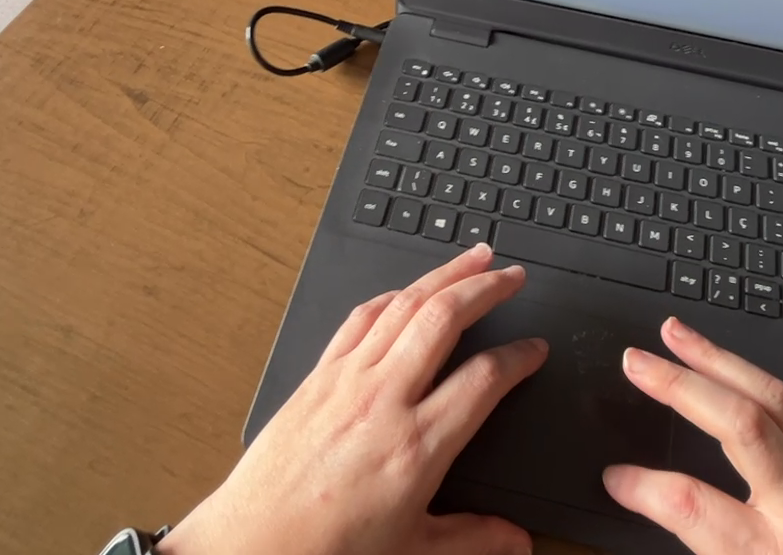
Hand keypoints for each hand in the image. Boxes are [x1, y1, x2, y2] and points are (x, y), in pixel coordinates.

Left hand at [165, 244, 546, 554]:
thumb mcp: (410, 552)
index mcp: (417, 446)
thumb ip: (472, 539)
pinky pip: (361, 316)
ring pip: (406, 304)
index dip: (519, 356)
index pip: (485, 380)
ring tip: (473, 256)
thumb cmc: (326, 553)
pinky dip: (393, 295)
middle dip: (486, 287)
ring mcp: (350, 377)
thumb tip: (518, 541)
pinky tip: (409, 289)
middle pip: (445, 318)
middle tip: (513, 274)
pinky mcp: (320, 372)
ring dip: (445, 273)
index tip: (535, 348)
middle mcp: (385, 398)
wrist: (247, 548)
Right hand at [603, 312, 782, 554]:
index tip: (615, 474)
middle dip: (679, 386)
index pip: (696, 507)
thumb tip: (662, 508)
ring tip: (679, 332)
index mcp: (779, 554)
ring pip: (775, 398)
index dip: (645, 488)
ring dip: (721, 360)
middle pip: (738, 425)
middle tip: (635, 360)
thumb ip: (715, 547)